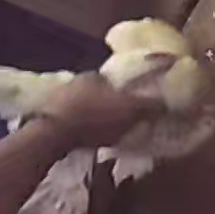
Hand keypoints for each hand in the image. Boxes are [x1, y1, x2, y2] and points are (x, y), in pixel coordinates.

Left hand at [33, 61, 170, 148]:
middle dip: (106, 104)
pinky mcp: (43, 116)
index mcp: (96, 75)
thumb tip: (170, 102)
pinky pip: (66, 119)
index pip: (113, 80)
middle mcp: (74, 81)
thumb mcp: (132, 111)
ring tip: (102, 132)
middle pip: (96, 92)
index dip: (124, 92)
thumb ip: (151, 106)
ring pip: (80, 105)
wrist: (51, 135)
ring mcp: (55, 98)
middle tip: (118, 120)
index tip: (131, 104)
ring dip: (90, 116)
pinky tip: (84, 138)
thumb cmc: (96, 117)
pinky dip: (76, 127)